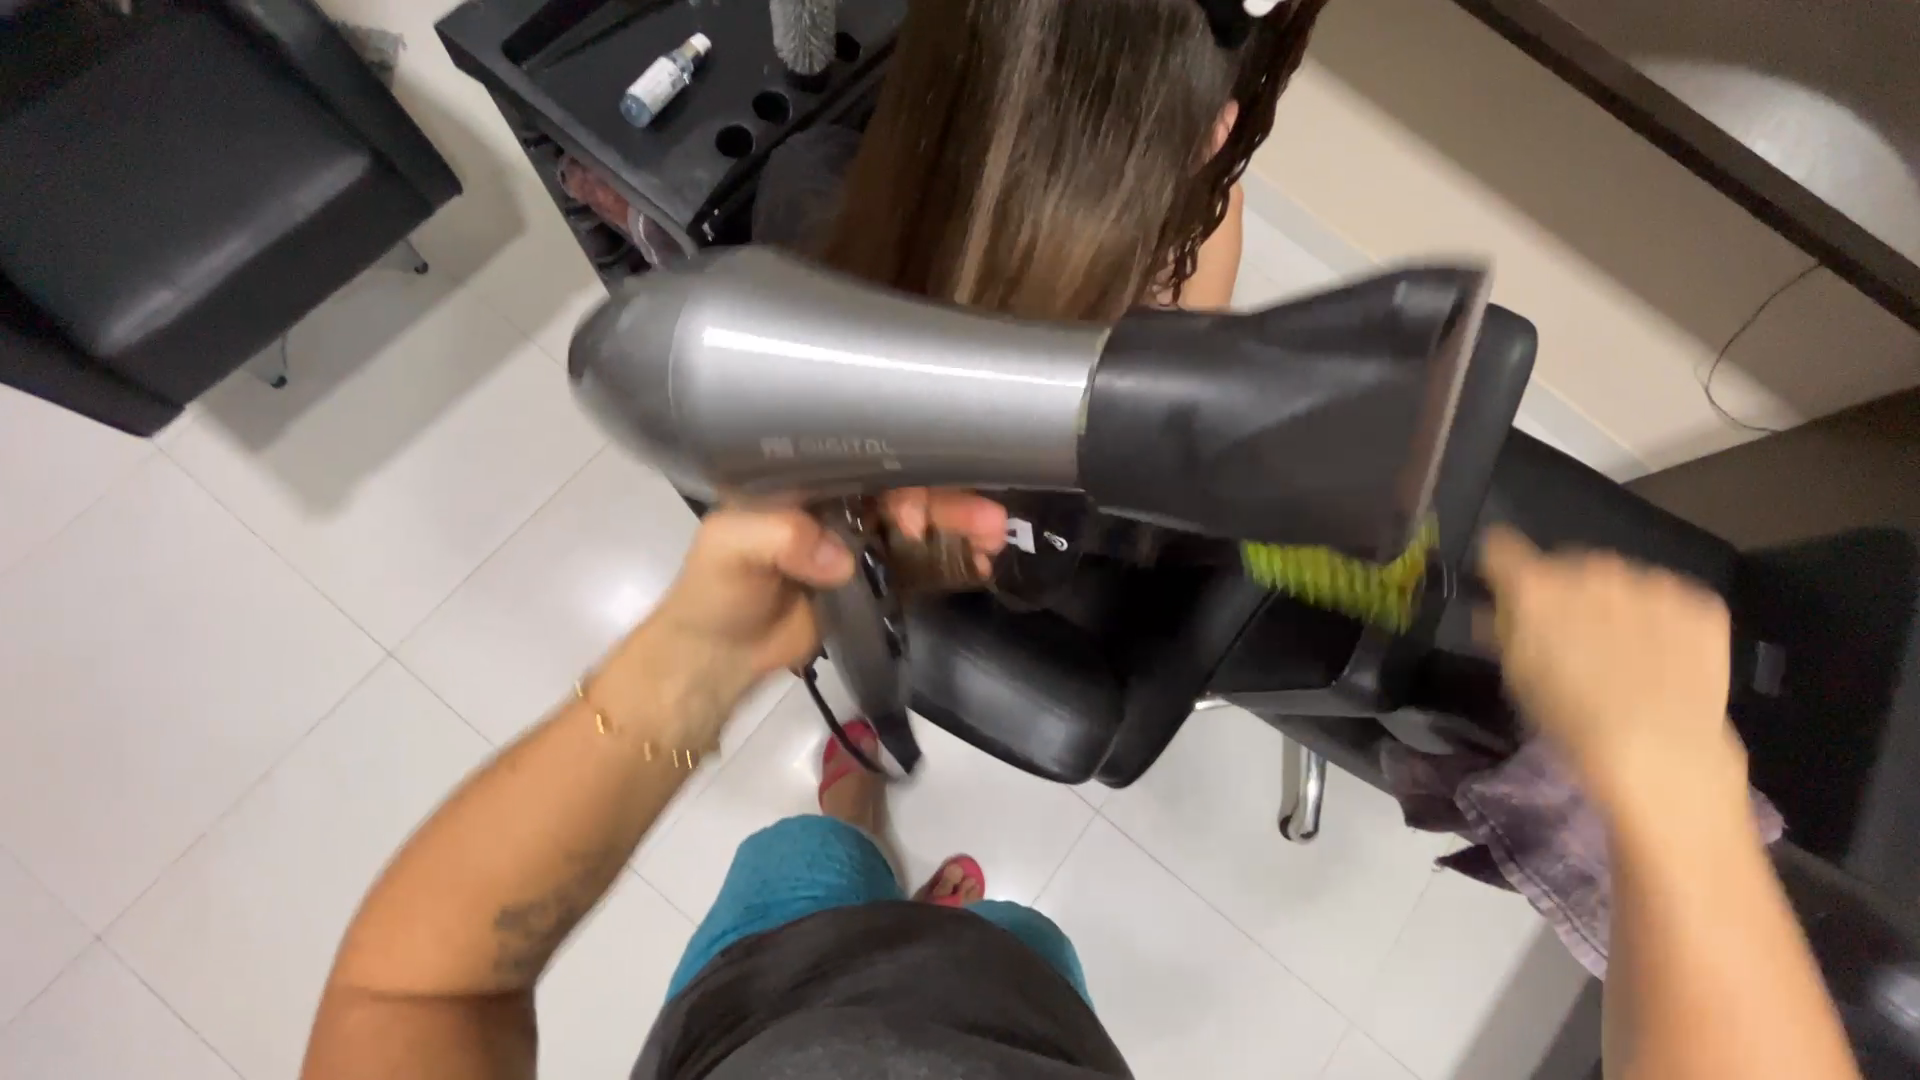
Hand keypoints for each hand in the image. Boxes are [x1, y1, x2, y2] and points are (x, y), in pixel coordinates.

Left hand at [620, 491, 1006, 732]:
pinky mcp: (876, 577)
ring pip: (921, 523)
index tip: (913, 519)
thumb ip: (779, 538)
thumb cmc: (718, 591)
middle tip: (989, 521)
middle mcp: (840, 502)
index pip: (867, 462)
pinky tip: (982, 561)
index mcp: (807, 480)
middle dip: (949, 502)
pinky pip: (921, 562)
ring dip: (961, 525)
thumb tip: (840, 557)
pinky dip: (952, 559)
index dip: (901, 479)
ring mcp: (861, 541)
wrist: (723, 654)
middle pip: (905, 490)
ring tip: (995, 538)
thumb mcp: (731, 549)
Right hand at [1478, 526, 1745, 808]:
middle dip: (1564, 588)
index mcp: (1533, 583)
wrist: (1659, 746)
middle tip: (1569, 631)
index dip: (1500, 566)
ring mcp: (1649, 581)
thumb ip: (1501, 625)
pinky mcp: (1698, 600)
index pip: (1500, 548)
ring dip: (1613, 601)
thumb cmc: (1566, 713)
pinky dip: (1659, 618)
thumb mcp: (1514, 670)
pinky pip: (1667, 598)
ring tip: (1620, 648)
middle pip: (1566, 562)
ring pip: (1619, 580)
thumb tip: (1494, 607)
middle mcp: (1589, 568)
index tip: (1503, 584)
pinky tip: (1658, 654)